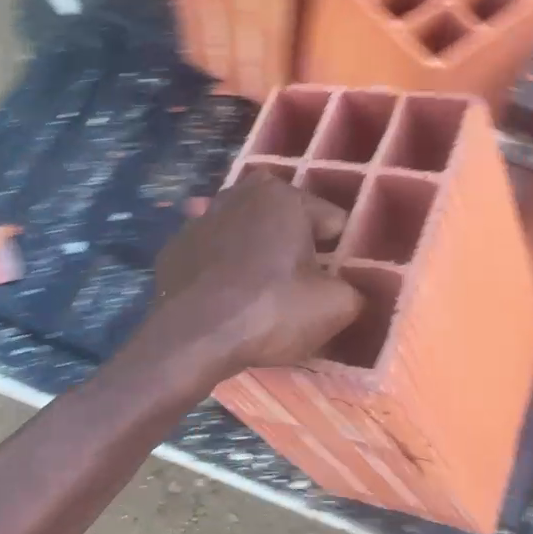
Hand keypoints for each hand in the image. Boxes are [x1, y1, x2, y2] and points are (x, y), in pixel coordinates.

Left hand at [145, 171, 362, 381]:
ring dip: (261, 256)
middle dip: (298, 249)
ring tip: (264, 296)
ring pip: (250, 236)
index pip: (334, 222)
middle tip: (301, 290)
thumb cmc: (270, 312)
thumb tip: (351, 291)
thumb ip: (356, 291)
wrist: (190, 339)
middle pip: (289, 223)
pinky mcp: (176, 247)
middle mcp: (242, 194)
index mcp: (285, 197)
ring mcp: (202, 219)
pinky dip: (226, 271)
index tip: (335, 285)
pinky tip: (228, 301)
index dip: (341, 256)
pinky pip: (217, 256)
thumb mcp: (336, 307)